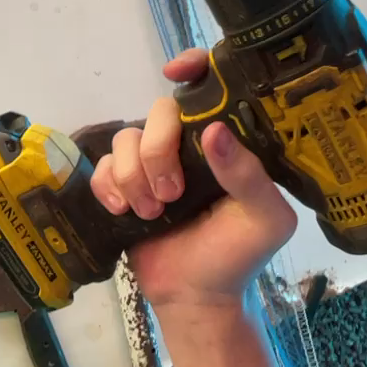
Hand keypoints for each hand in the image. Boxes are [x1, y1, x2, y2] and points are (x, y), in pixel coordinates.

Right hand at [89, 49, 296, 310]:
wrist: (193, 298)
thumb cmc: (236, 257)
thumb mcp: (263, 219)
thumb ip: (247, 174)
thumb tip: (213, 131)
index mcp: (228, 144)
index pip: (212, 88)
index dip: (193, 68)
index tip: (173, 71)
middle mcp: (189, 146)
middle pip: (158, 112)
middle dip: (157, 151)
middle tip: (171, 193)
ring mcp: (152, 165)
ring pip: (125, 139)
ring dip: (133, 176)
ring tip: (152, 212)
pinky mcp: (123, 186)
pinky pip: (102, 166)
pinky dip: (107, 186)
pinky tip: (121, 210)